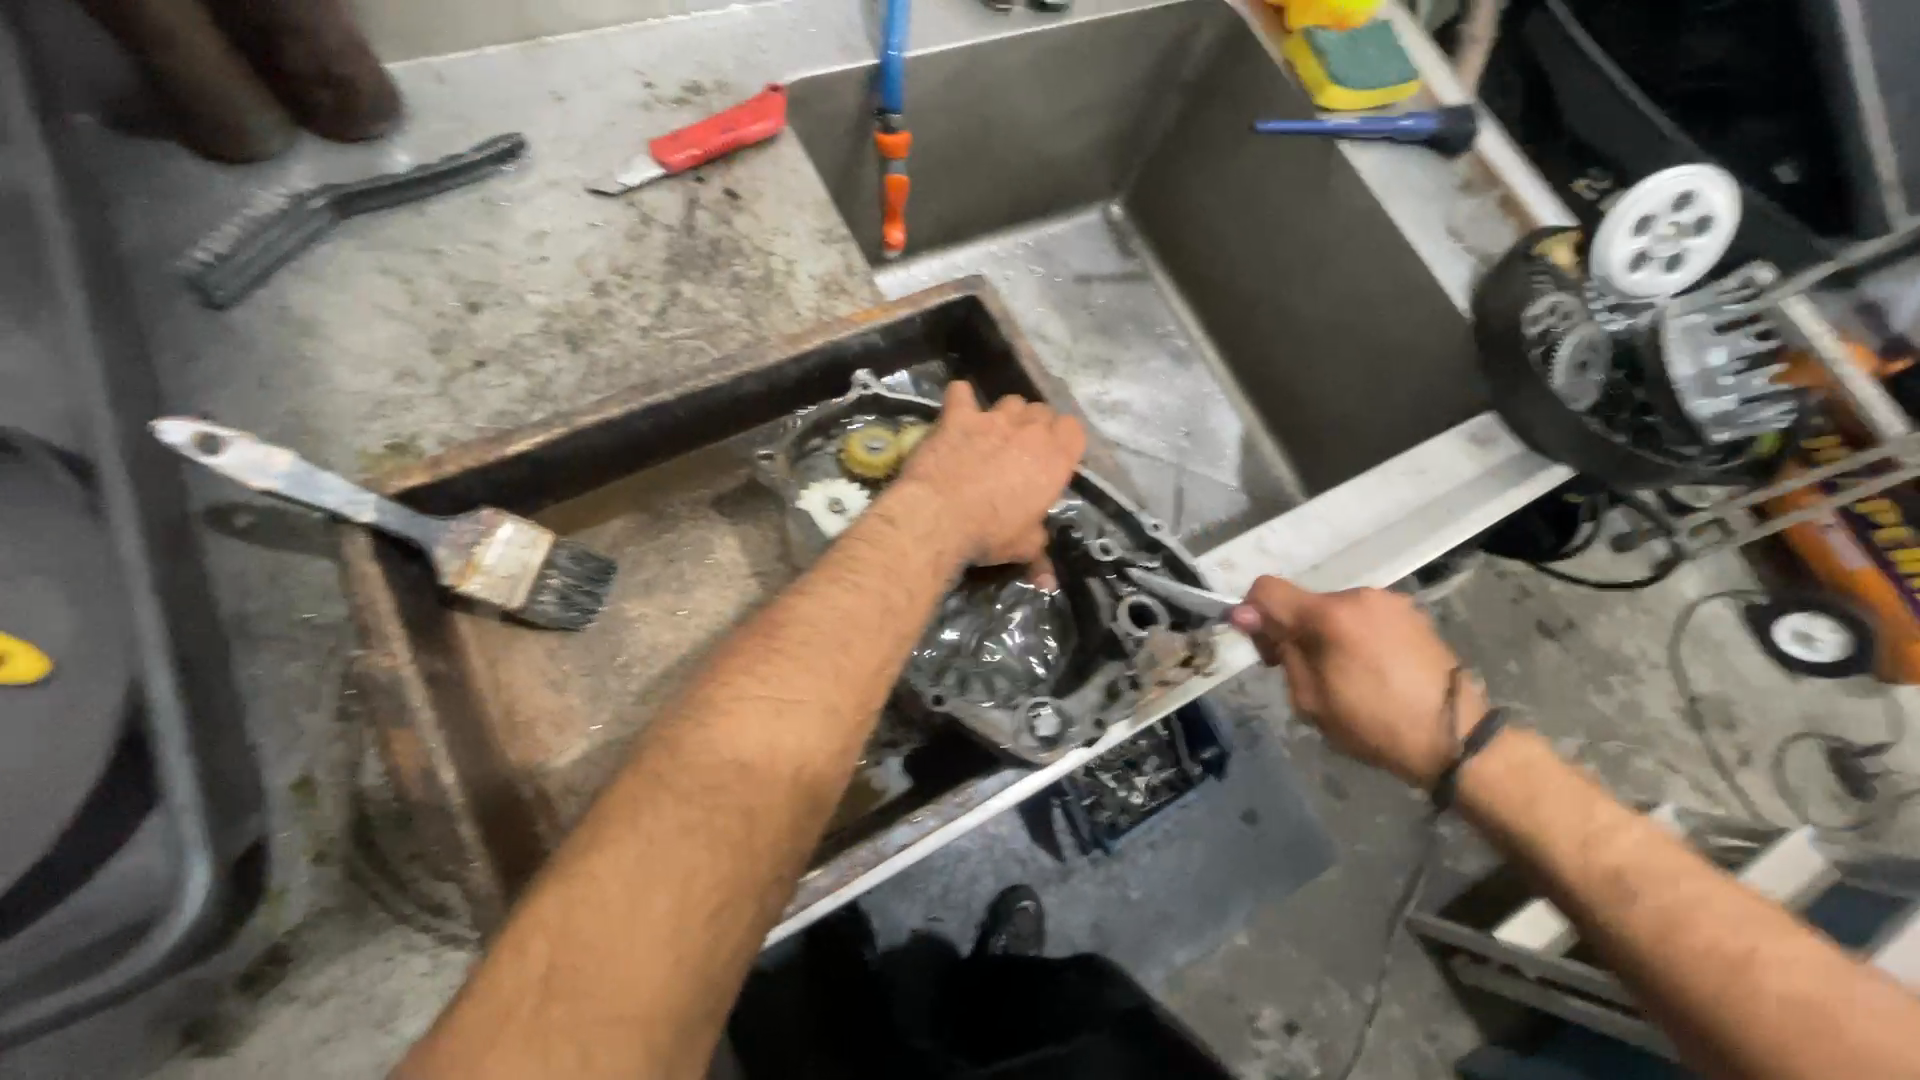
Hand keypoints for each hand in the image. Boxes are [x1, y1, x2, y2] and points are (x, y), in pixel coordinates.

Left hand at [894, 381, 1086, 572]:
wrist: (939, 518)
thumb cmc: (989, 534)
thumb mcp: (1023, 547)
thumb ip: (1038, 550)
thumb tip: (1047, 580)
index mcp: (1054, 460)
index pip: (1074, 430)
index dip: (1063, 440)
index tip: (1052, 457)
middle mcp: (1029, 431)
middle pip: (1042, 412)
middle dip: (1035, 426)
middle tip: (1021, 450)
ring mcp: (993, 419)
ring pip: (1010, 401)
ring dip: (1006, 414)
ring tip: (994, 433)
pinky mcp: (958, 416)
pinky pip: (961, 394)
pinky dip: (960, 399)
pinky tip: (957, 409)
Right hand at [1229, 577, 1485, 788]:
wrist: (1457, 739)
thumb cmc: (1374, 725)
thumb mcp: (1310, 698)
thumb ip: (1281, 650)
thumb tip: (1249, 616)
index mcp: (1329, 615)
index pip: (1267, 589)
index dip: (1252, 612)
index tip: (1263, 647)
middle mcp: (1359, 595)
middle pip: (1304, 602)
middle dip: (1295, 631)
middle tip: (1305, 673)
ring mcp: (1390, 602)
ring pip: (1336, 610)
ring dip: (1327, 634)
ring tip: (1345, 674)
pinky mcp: (1413, 614)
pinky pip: (1366, 617)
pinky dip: (1356, 635)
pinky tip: (1372, 669)